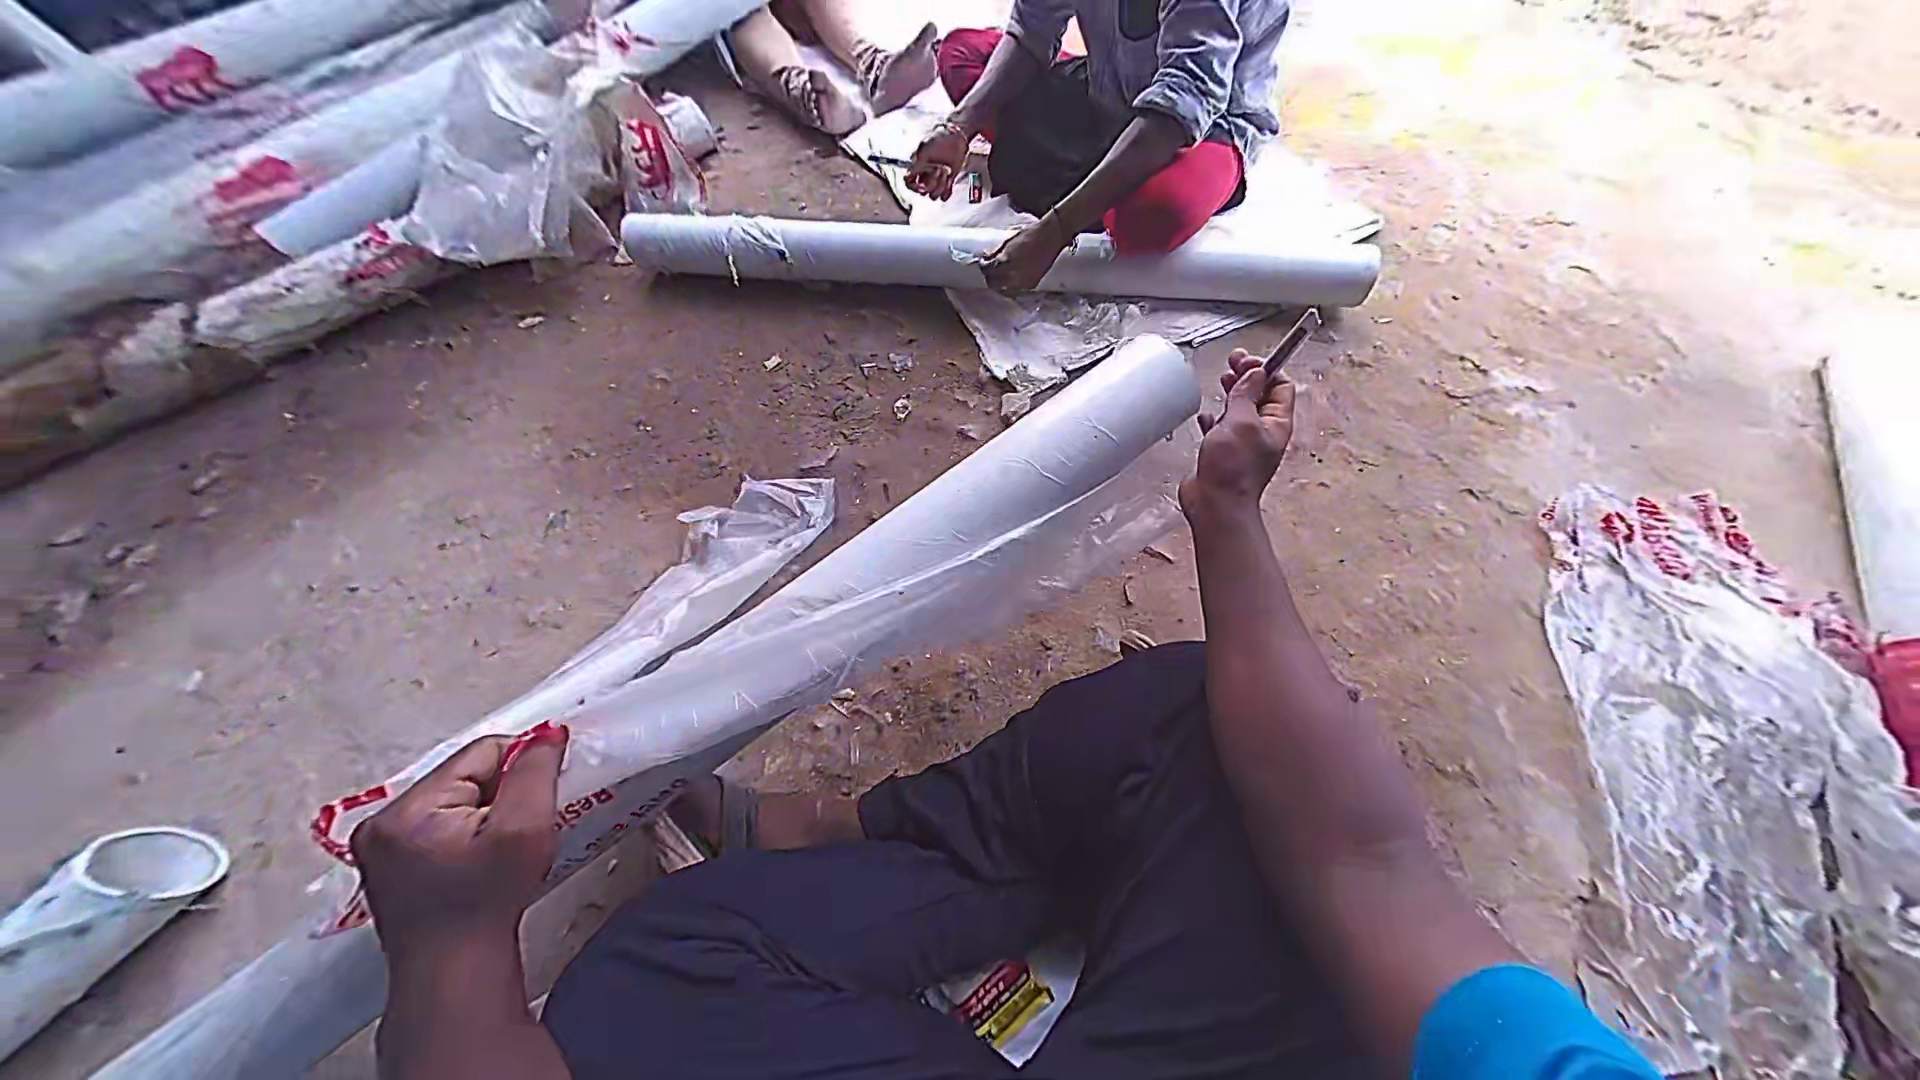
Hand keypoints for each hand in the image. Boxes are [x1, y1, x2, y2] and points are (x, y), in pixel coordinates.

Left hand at [352, 725, 568, 956]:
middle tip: (521, 823)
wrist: (453, 970)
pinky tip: (484, 853)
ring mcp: (380, 843)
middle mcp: (382, 821)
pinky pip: (444, 818)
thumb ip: (537, 771)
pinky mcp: (389, 860)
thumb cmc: (489, 900)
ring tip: (503, 841)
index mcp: (408, 810)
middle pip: (468, 773)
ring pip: (459, 795)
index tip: (539, 797)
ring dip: (491, 807)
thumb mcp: (526, 827)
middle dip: (504, 789)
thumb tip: (548, 731)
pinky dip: (473, 826)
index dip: (522, 766)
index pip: (483, 751)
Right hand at [906, 120, 968, 199]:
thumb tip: (909, 174)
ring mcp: (936, 180)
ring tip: (946, 171)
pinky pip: (944, 196)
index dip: (914, 187)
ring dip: (940, 186)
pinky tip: (950, 181)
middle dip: (931, 183)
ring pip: (933, 195)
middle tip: (939, 169)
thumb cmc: (940, 139)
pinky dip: (947, 192)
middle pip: (923, 191)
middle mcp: (925, 175)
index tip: (922, 184)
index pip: (909, 183)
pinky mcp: (947, 183)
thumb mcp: (925, 149)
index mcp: (917, 167)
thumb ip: (916, 163)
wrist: (957, 137)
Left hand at [980, 217, 1069, 293]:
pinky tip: (1011, 279)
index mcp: (1005, 260)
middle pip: (993, 283)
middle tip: (990, 271)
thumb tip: (986, 257)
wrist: (1051, 237)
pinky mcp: (1030, 285)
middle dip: (989, 277)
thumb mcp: (1009, 241)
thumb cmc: (1030, 235)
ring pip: (1003, 289)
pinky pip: (1015, 290)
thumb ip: (996, 252)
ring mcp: (1021, 282)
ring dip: (999, 283)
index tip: (983, 263)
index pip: (987, 270)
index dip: (983, 267)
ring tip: (1000, 276)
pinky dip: (1010, 286)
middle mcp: (1012, 274)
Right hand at [1179, 348, 1295, 522]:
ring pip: (1239, 410)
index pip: (1280, 385)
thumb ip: (1245, 394)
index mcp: (1276, 423)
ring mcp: (1242, 443)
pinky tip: (1205, 417)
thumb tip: (1254, 373)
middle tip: (1232, 364)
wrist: (1215, 503)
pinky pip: (1220, 429)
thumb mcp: (1241, 421)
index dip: (1265, 369)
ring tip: (1220, 383)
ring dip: (1230, 394)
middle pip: (1259, 395)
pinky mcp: (1222, 453)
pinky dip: (1213, 418)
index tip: (1245, 360)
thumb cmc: (1231, 468)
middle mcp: (1262, 432)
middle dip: (1247, 377)